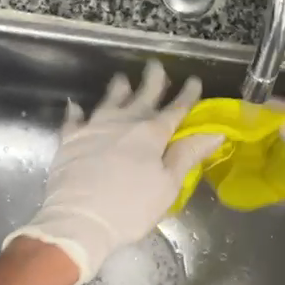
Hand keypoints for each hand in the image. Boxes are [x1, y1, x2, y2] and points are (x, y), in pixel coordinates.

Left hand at [7, 61, 222, 284]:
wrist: (79, 219)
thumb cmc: (130, 207)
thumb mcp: (168, 185)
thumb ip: (188, 155)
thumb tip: (215, 133)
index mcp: (151, 134)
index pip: (175, 110)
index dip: (187, 96)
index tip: (194, 81)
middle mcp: (123, 123)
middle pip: (142, 96)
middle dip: (153, 81)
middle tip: (156, 65)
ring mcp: (94, 128)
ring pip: (109, 101)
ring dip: (118, 89)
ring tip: (122, 78)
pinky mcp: (70, 139)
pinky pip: (73, 119)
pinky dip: (76, 111)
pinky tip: (76, 105)